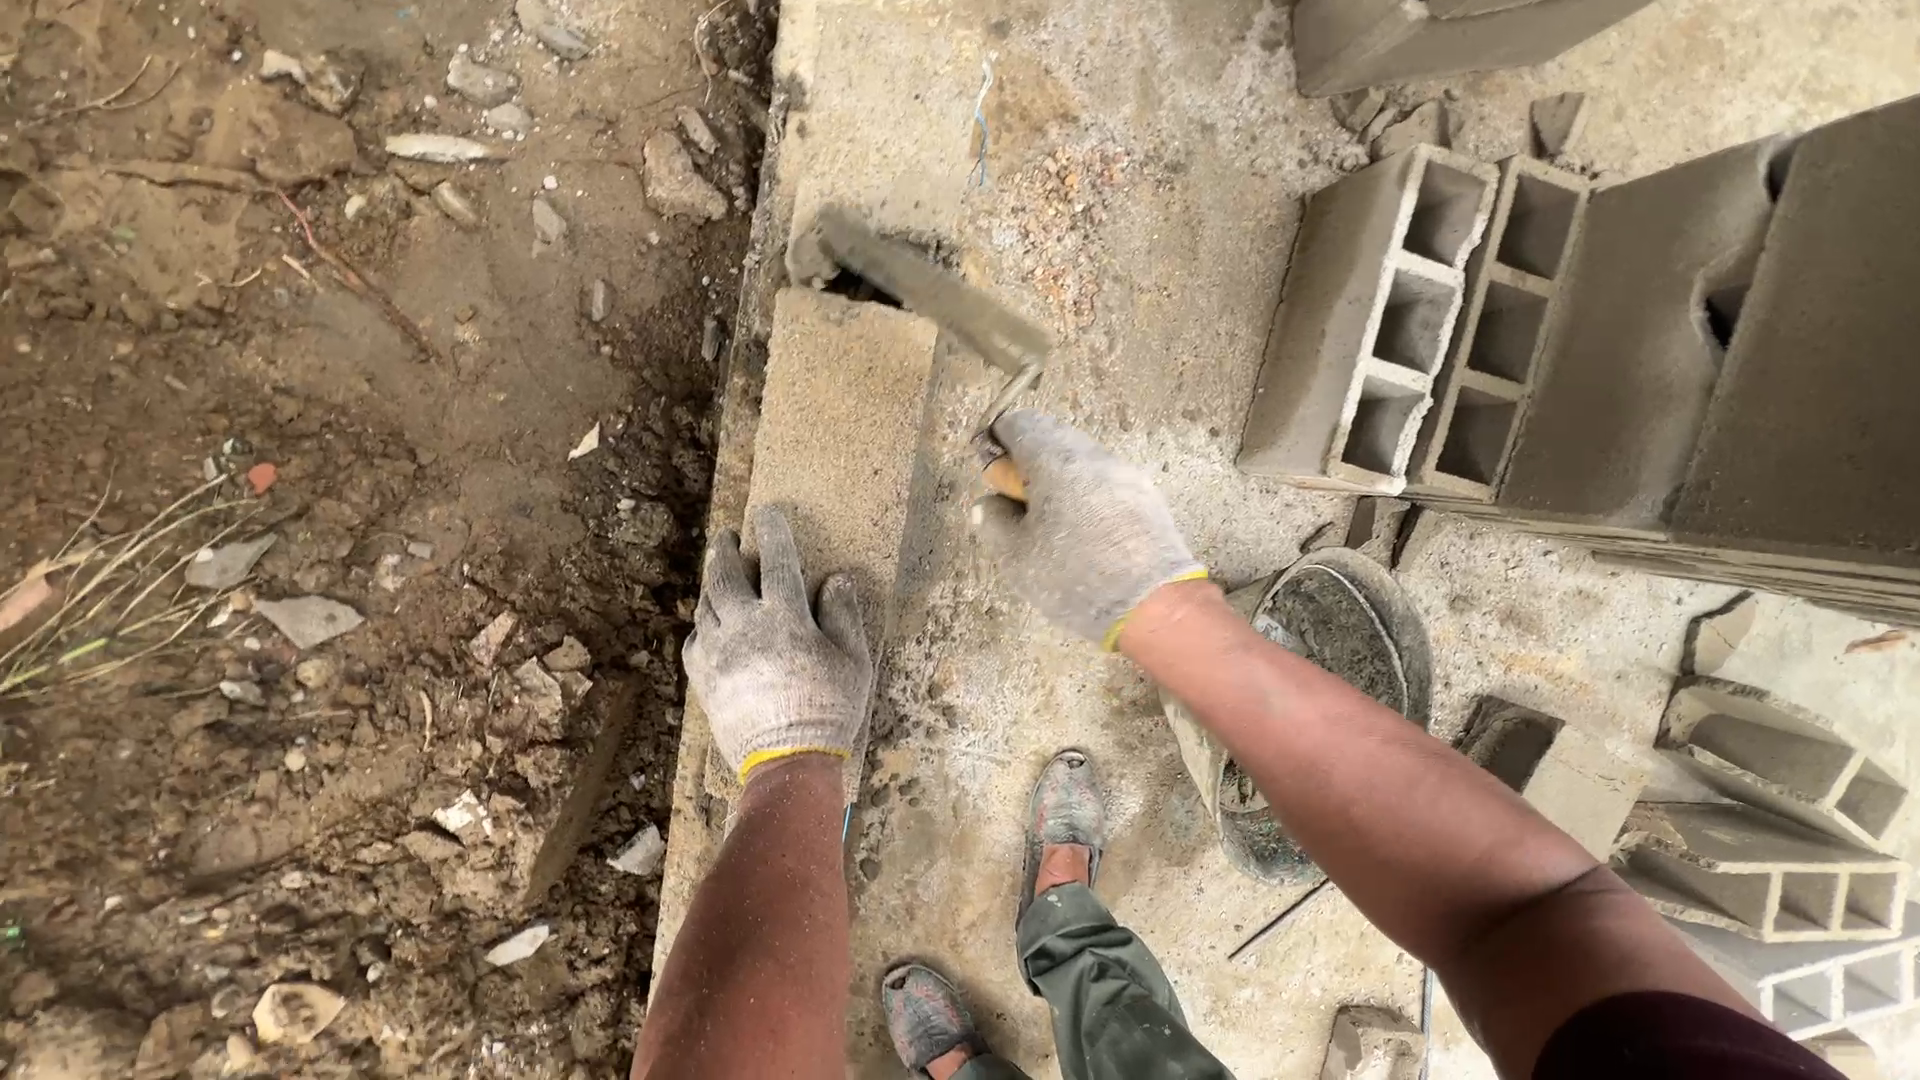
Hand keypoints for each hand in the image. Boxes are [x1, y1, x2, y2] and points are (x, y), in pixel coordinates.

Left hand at [686, 506, 873, 785]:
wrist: (787, 762)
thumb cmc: (829, 710)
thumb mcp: (853, 661)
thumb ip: (843, 615)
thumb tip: (836, 578)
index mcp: (785, 620)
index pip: (778, 562)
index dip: (774, 533)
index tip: (767, 512)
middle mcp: (745, 628)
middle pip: (726, 576)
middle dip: (725, 550)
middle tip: (726, 537)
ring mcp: (718, 653)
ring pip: (706, 605)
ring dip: (711, 583)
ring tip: (718, 574)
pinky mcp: (703, 678)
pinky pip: (694, 640)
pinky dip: (702, 625)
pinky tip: (710, 625)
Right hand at [970, 410, 1205, 647]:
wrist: (1154, 606)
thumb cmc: (1074, 577)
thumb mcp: (1016, 556)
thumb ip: (993, 521)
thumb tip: (988, 504)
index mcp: (1057, 460)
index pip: (1020, 423)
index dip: (997, 441)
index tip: (991, 475)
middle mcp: (1095, 456)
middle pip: (1053, 438)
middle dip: (1028, 464)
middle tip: (1017, 505)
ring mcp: (1127, 476)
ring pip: (1081, 462)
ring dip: (1058, 481)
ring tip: (1050, 526)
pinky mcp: (1147, 499)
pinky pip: (1105, 484)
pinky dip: (1085, 497)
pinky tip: (1083, 537)